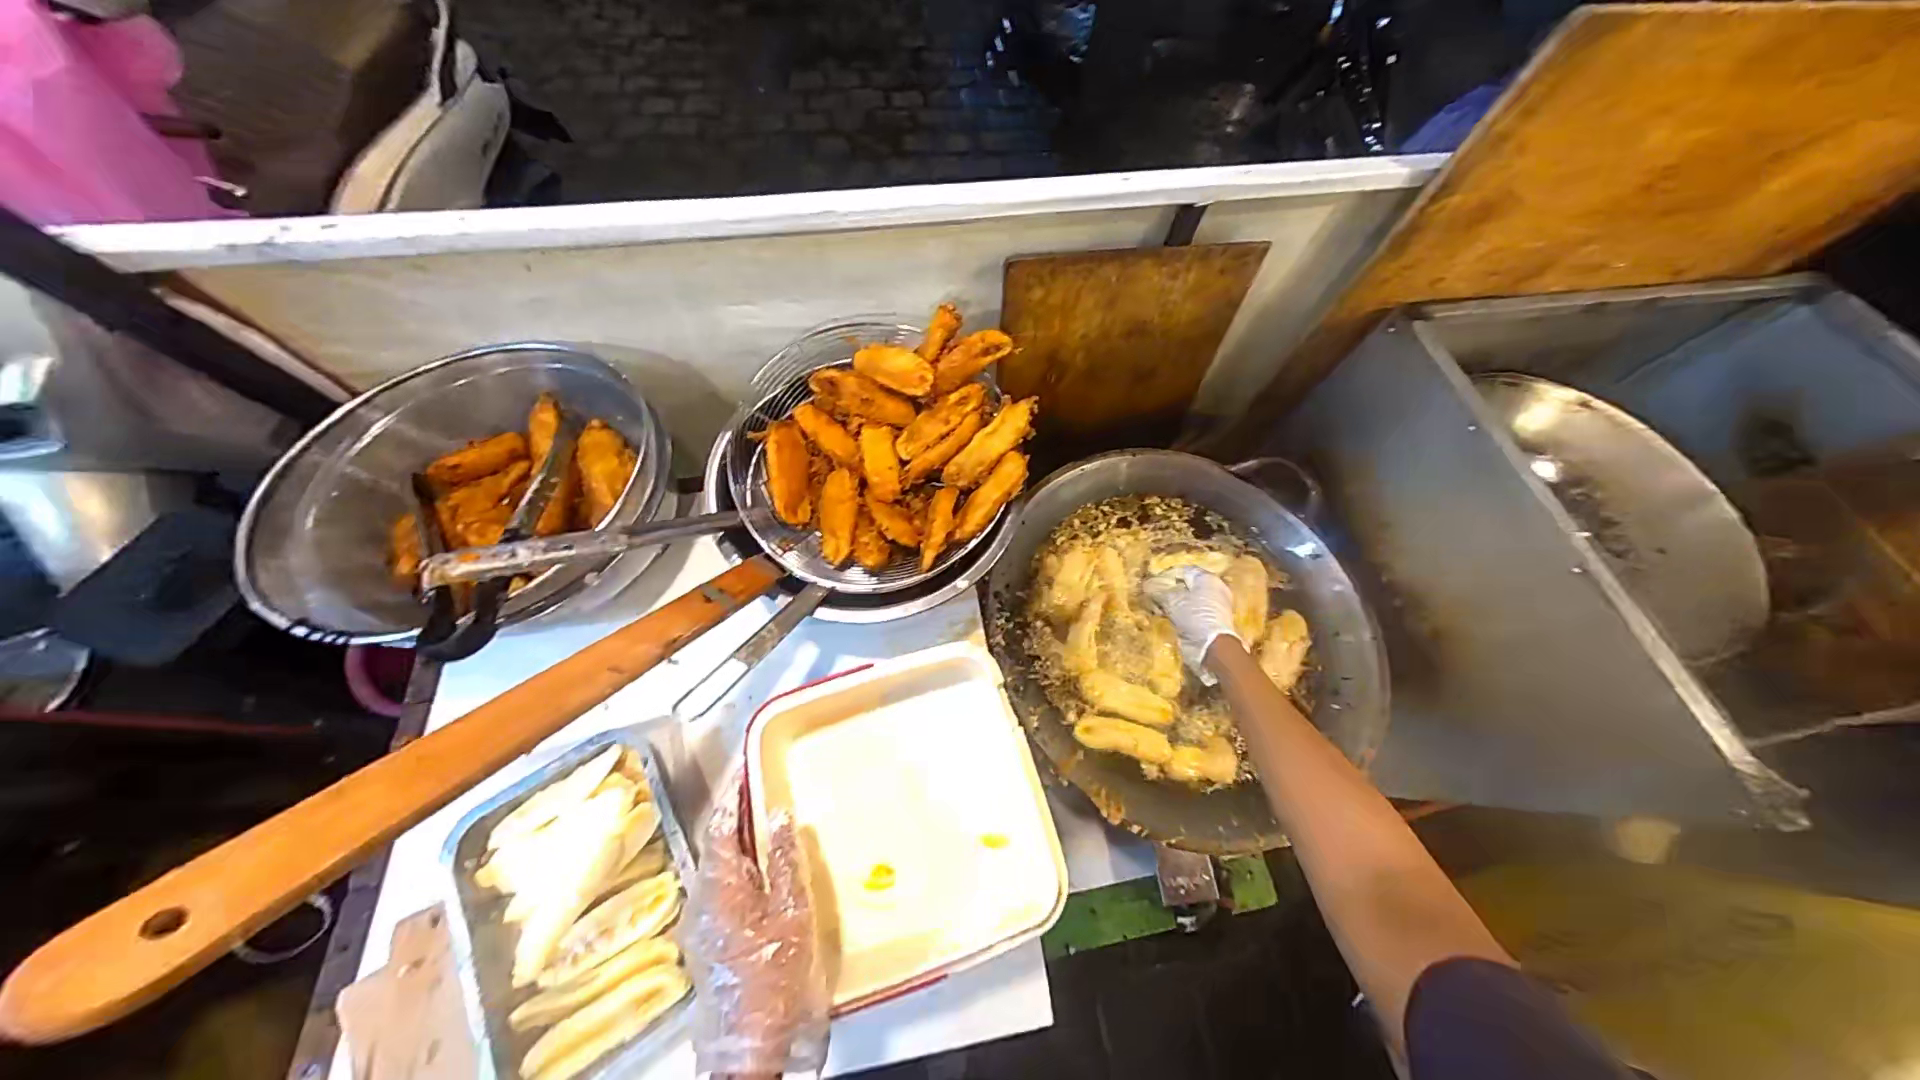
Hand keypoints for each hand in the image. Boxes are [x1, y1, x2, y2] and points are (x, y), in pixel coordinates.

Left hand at [684, 775, 829, 1076]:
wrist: (749, 1042)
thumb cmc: (774, 973)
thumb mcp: (790, 910)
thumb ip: (784, 860)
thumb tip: (778, 815)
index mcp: (719, 885)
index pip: (720, 824)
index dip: (732, 793)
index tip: (744, 767)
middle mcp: (700, 898)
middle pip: (716, 844)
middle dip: (736, 815)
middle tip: (760, 789)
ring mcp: (699, 921)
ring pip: (718, 866)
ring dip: (738, 841)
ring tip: (764, 821)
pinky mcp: (707, 938)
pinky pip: (720, 887)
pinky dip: (738, 867)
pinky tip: (760, 869)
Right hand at [1142, 566, 1239, 683]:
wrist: (1211, 647)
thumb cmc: (1194, 616)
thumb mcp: (1172, 599)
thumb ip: (1157, 590)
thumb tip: (1146, 584)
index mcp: (1207, 579)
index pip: (1183, 570)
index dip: (1165, 575)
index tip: (1150, 583)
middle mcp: (1212, 591)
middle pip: (1184, 586)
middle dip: (1166, 591)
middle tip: (1150, 597)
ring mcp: (1211, 608)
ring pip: (1185, 601)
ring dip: (1169, 604)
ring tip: (1155, 609)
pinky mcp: (1207, 623)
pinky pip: (1188, 614)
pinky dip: (1176, 615)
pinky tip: (1164, 618)